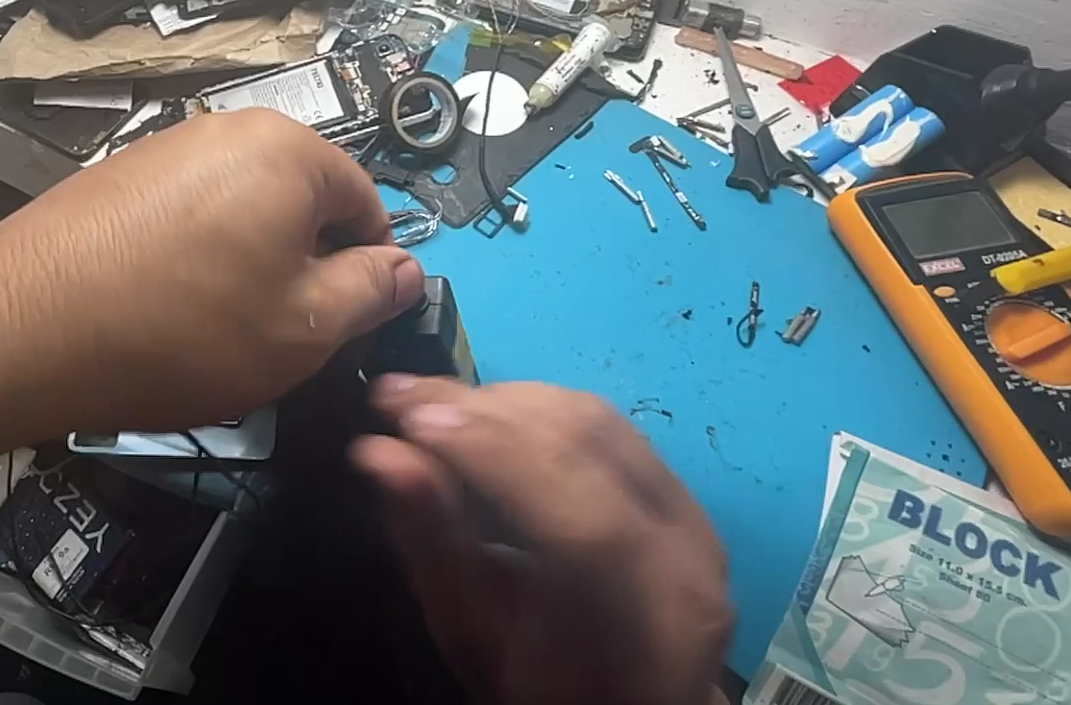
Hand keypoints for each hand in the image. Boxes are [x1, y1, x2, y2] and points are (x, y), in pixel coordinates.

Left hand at [0, 108, 426, 435]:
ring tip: (218, 320)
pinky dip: (201, 252)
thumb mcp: (303, 326)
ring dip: (253, 259)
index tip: (346, 319)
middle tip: (279, 328)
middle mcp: (230, 128)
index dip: (370, 265)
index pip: (366, 201)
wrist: (18, 329)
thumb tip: (406, 268)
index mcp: (288, 150)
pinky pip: (193, 209)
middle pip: (303, 198)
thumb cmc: (183, 329)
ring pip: (247, 206)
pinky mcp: (122, 173)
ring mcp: (168, 145)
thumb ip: (372, 291)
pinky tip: (168, 300)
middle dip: (306, 262)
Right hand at [355, 379, 732, 704]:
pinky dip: (529, 404)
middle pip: (584, 443)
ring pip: (589, 413)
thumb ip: (430, 540)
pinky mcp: (675, 483)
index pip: (580, 518)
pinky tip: (480, 411)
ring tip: (429, 403)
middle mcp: (686, 549)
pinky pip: (600, 419)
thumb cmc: (540, 683)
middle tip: (398, 396)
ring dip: (501, 398)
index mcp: (647, 618)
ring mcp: (691, 507)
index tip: (409, 420)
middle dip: (480, 408)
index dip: (493, 456)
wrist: (622, 697)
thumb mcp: (472, 631)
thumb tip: (378, 452)